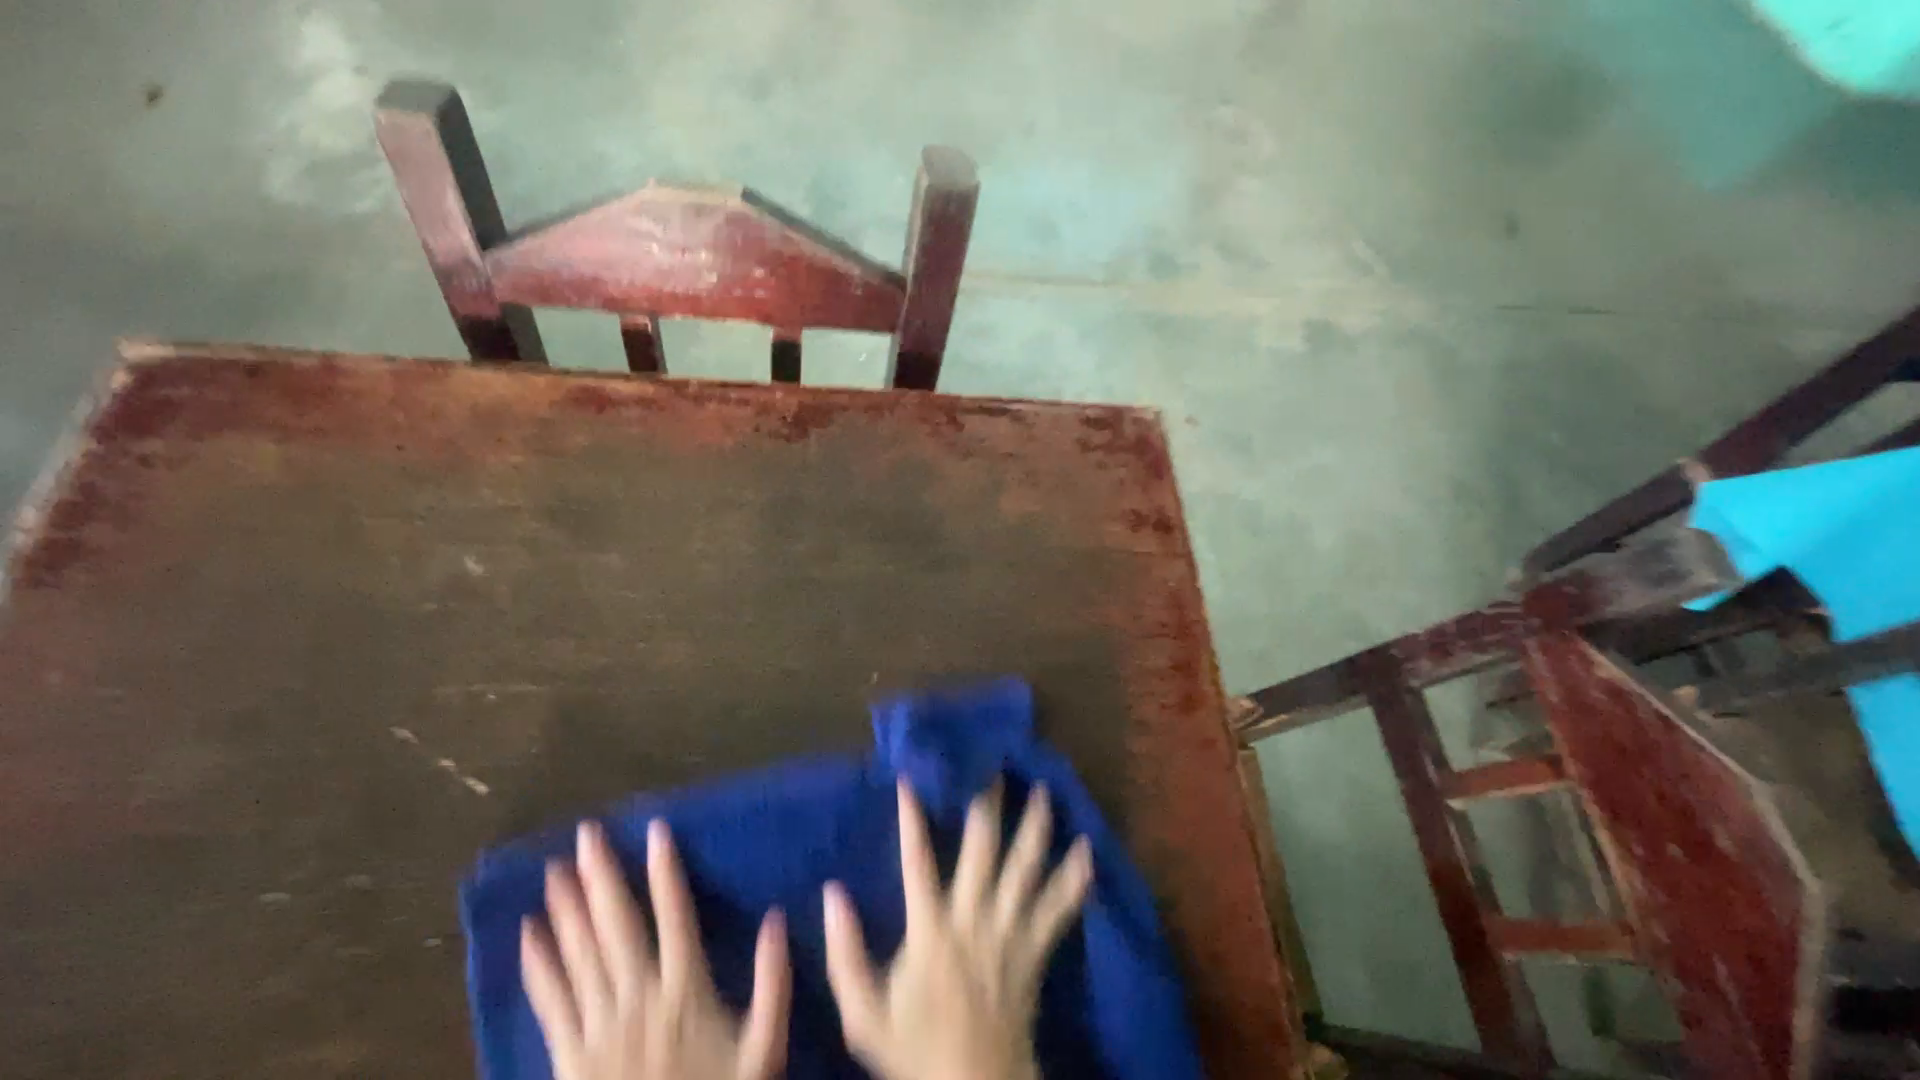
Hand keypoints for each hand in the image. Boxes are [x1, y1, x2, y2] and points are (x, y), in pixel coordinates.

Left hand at [521, 820, 790, 1079]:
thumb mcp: (764, 1046)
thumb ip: (773, 983)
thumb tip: (776, 920)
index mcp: (686, 988)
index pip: (676, 916)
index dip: (666, 872)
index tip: (656, 831)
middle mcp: (639, 995)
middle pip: (618, 925)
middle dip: (602, 877)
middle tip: (586, 835)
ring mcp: (600, 1024)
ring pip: (580, 955)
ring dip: (567, 909)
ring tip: (554, 869)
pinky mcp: (570, 1053)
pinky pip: (551, 1002)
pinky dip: (537, 966)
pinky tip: (526, 934)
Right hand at [823, 781, 1093, 1079]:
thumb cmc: (915, 1048)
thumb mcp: (862, 1012)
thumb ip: (845, 952)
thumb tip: (833, 894)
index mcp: (929, 931)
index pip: (917, 862)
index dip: (912, 820)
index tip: (911, 780)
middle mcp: (973, 921)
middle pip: (983, 851)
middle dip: (987, 805)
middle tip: (993, 764)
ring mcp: (1010, 934)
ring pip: (1026, 870)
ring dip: (1036, 828)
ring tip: (1045, 791)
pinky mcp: (1035, 952)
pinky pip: (1060, 910)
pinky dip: (1075, 880)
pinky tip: (1088, 851)